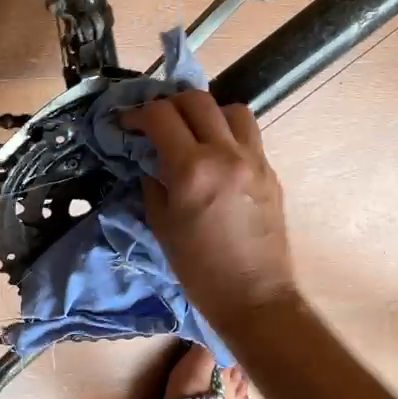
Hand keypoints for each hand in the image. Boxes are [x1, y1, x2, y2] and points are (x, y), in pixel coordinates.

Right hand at [123, 91, 294, 330]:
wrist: (254, 297)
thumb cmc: (198, 268)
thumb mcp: (161, 224)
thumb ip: (153, 182)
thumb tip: (150, 160)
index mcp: (192, 169)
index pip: (160, 116)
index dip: (137, 113)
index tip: (127, 123)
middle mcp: (225, 154)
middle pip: (196, 100)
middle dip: (170, 104)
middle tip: (157, 121)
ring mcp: (253, 160)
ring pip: (231, 109)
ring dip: (207, 112)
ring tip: (194, 131)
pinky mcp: (270, 171)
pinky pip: (248, 135)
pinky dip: (228, 133)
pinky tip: (216, 155)